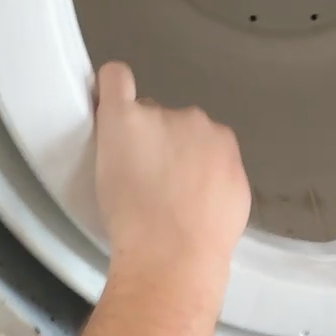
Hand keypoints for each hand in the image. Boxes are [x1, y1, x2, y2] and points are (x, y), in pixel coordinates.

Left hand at [93, 61, 251, 283]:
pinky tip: (103, 103)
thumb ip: (219, 178)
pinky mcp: (123, 117)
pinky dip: (110, 89)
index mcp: (223, 144)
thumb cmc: (204, 243)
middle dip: (160, 146)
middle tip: (149, 182)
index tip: (175, 174)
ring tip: (127, 177)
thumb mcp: (232, 207)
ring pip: (142, 116)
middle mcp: (196, 122)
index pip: (201, 135)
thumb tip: (205, 174)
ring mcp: (159, 117)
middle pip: (171, 123)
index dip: (185, 153)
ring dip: (135, 138)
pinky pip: (114, 81)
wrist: (174, 255)